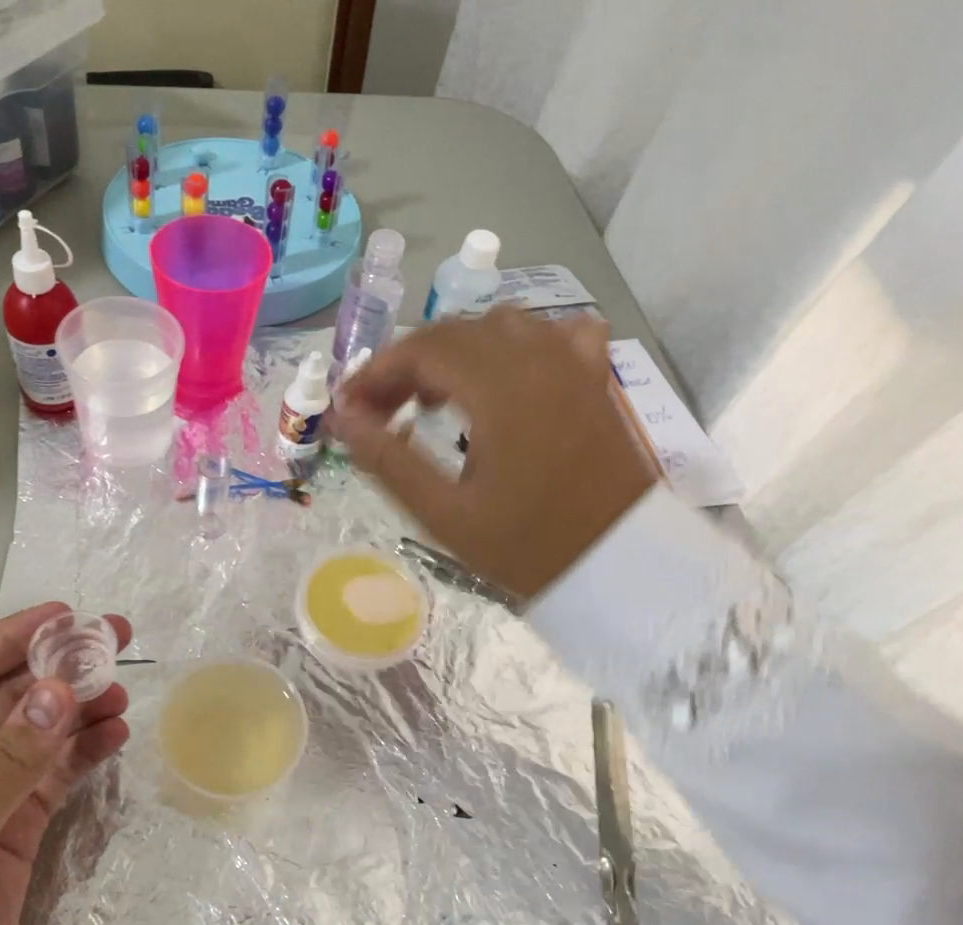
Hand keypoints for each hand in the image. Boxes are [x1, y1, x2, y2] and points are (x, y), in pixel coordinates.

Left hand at [0, 602, 131, 924]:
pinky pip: (53, 776)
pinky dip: (83, 754)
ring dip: (78, 709)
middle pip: (8, 696)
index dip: (8, 639)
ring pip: (38, 733)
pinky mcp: (15, 827)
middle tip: (114, 640)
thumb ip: (7, 762)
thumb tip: (61, 691)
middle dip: (57, 668)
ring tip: (123, 691)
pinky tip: (115, 735)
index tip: (62, 616)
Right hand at [332, 308, 656, 597]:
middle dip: (407, 365)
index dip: (375, 373)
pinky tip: (506, 377)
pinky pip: (552, 332)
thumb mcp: (446, 514)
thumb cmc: (529, 546)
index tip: (349, 408)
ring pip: (500, 324)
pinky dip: (517, 344)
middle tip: (381, 413)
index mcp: (500, 389)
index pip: (421, 350)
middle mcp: (537, 358)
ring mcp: (572, 362)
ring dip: (456, 351)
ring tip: (436, 399)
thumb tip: (341, 419)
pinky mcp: (594, 376)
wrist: (622, 563)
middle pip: (454, 332)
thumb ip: (388, 460)